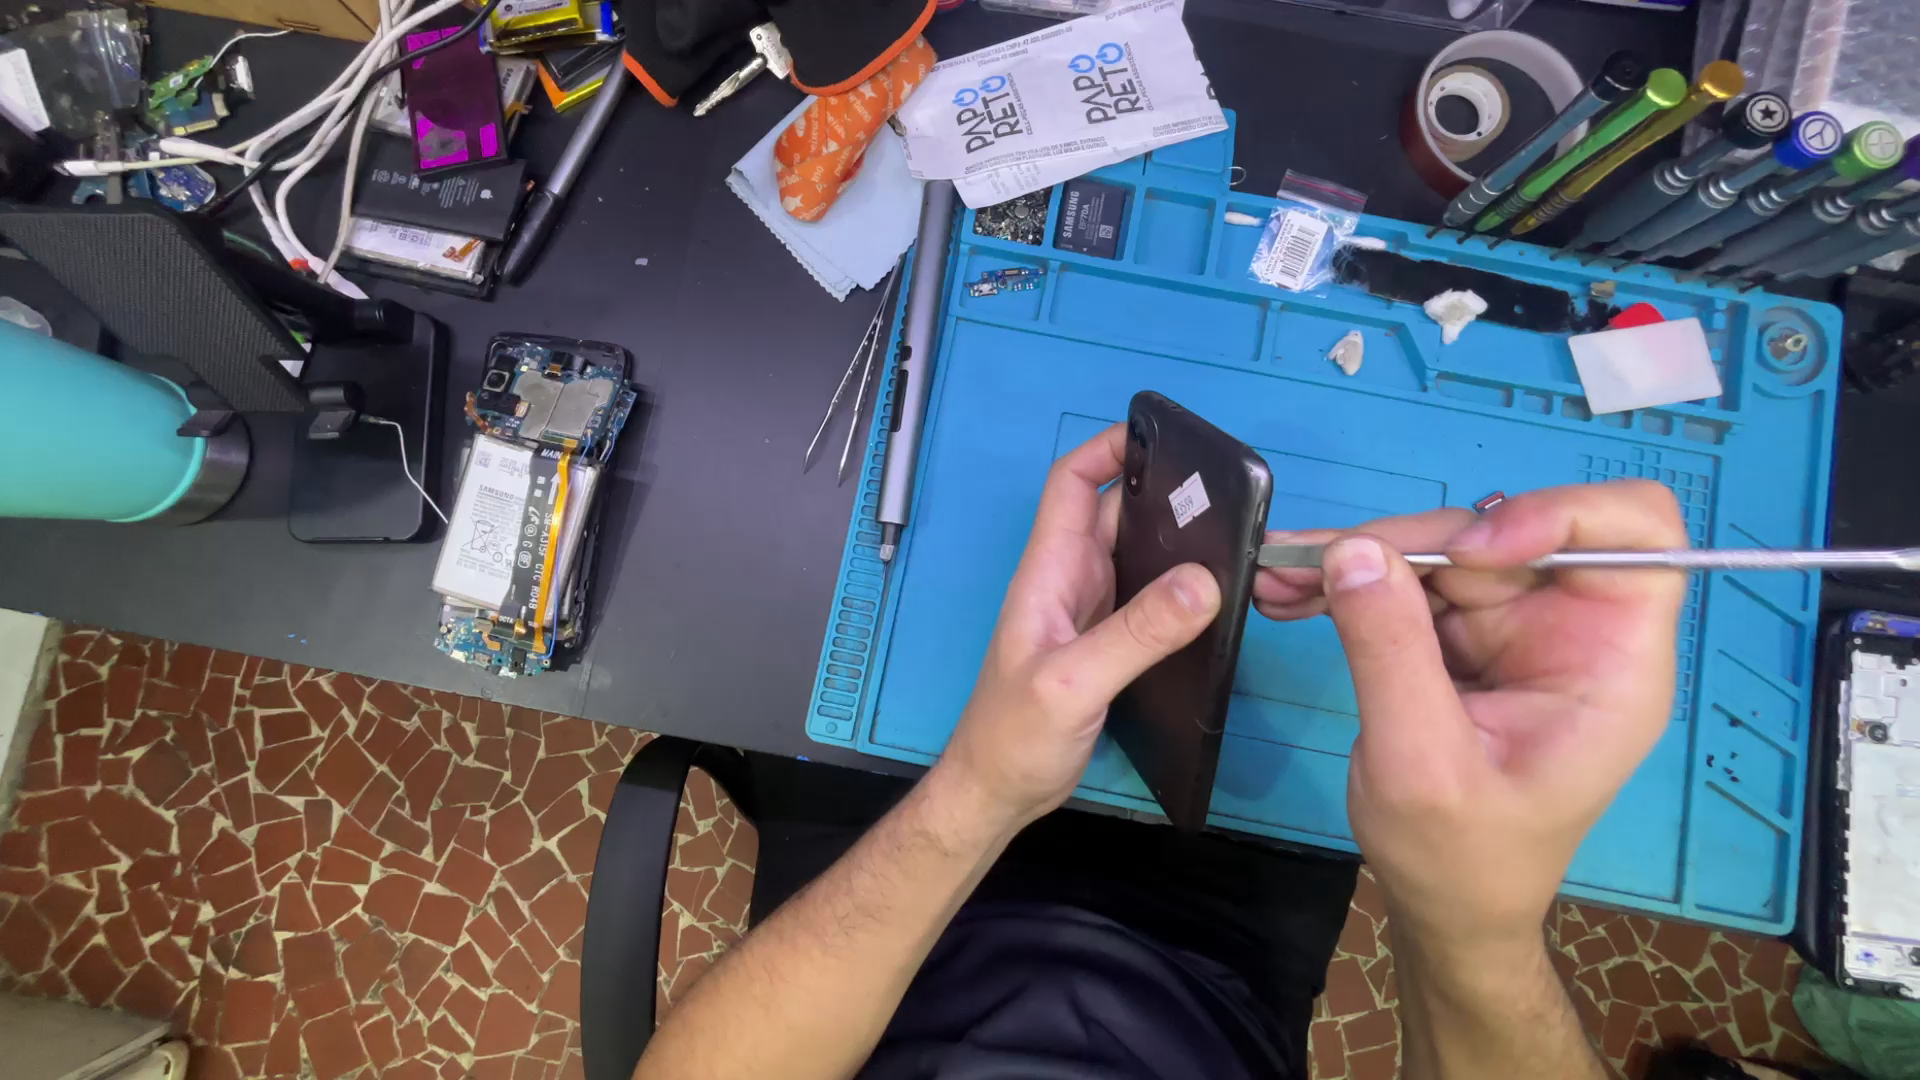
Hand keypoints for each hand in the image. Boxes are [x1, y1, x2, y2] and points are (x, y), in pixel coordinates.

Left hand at [937, 424, 1221, 832]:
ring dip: (1176, 541)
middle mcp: (1068, 579)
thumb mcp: (1074, 682)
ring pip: (1135, 554)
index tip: (1166, 439)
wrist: (999, 788)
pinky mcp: (1105, 641)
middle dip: (1163, 494)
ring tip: (1238, 537)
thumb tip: (1204, 580)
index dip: (1108, 450)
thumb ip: (1135, 633)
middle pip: (1114, 513)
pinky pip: (1146, 597)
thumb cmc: (1015, 734)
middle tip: (1231, 495)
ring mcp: (1088, 610)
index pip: (1071, 485)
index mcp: (1049, 571)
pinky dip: (1177, 587)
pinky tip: (1216, 596)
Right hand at [1257, 483, 1686, 951]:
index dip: (1554, 516)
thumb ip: (1388, 650)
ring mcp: (1497, 627)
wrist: (1438, 895)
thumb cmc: (1457, 850)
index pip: (1631, 535)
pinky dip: (1336, 582)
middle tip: (1301, 565)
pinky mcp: (1446, 636)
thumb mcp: (1418, 759)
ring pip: (1426, 551)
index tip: (1460, 555)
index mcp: (1603, 658)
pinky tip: (1286, 595)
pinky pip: (1391, 581)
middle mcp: (1557, 626)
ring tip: (1274, 579)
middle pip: (1488, 534)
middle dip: (1394, 544)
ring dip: (1345, 558)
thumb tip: (1349, 550)